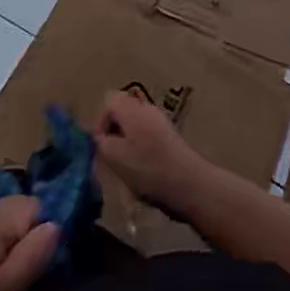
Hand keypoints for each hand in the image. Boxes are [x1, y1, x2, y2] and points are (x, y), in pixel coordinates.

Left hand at [0, 196, 59, 290]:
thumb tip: (58, 225)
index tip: (49, 266)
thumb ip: (30, 257)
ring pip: (7, 223)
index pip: (38, 206)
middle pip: (22, 212)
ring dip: (15, 248)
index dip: (47, 234)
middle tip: (30, 281)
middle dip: (31, 241)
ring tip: (11, 284)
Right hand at [93, 90, 208, 213]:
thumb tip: (98, 136)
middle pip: (123, 116)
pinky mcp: (173, 141)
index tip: (99, 147)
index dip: (100, 124)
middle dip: (114, 136)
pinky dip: (143, 154)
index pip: (108, 104)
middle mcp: (147, 110)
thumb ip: (100, 142)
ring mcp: (163, 124)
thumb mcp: (114, 157)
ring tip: (128, 170)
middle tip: (112, 159)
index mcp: (131, 108)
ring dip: (128, 146)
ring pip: (136, 129)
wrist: (192, 187)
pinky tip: (146, 174)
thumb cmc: (148, 169)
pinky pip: (150, 141)